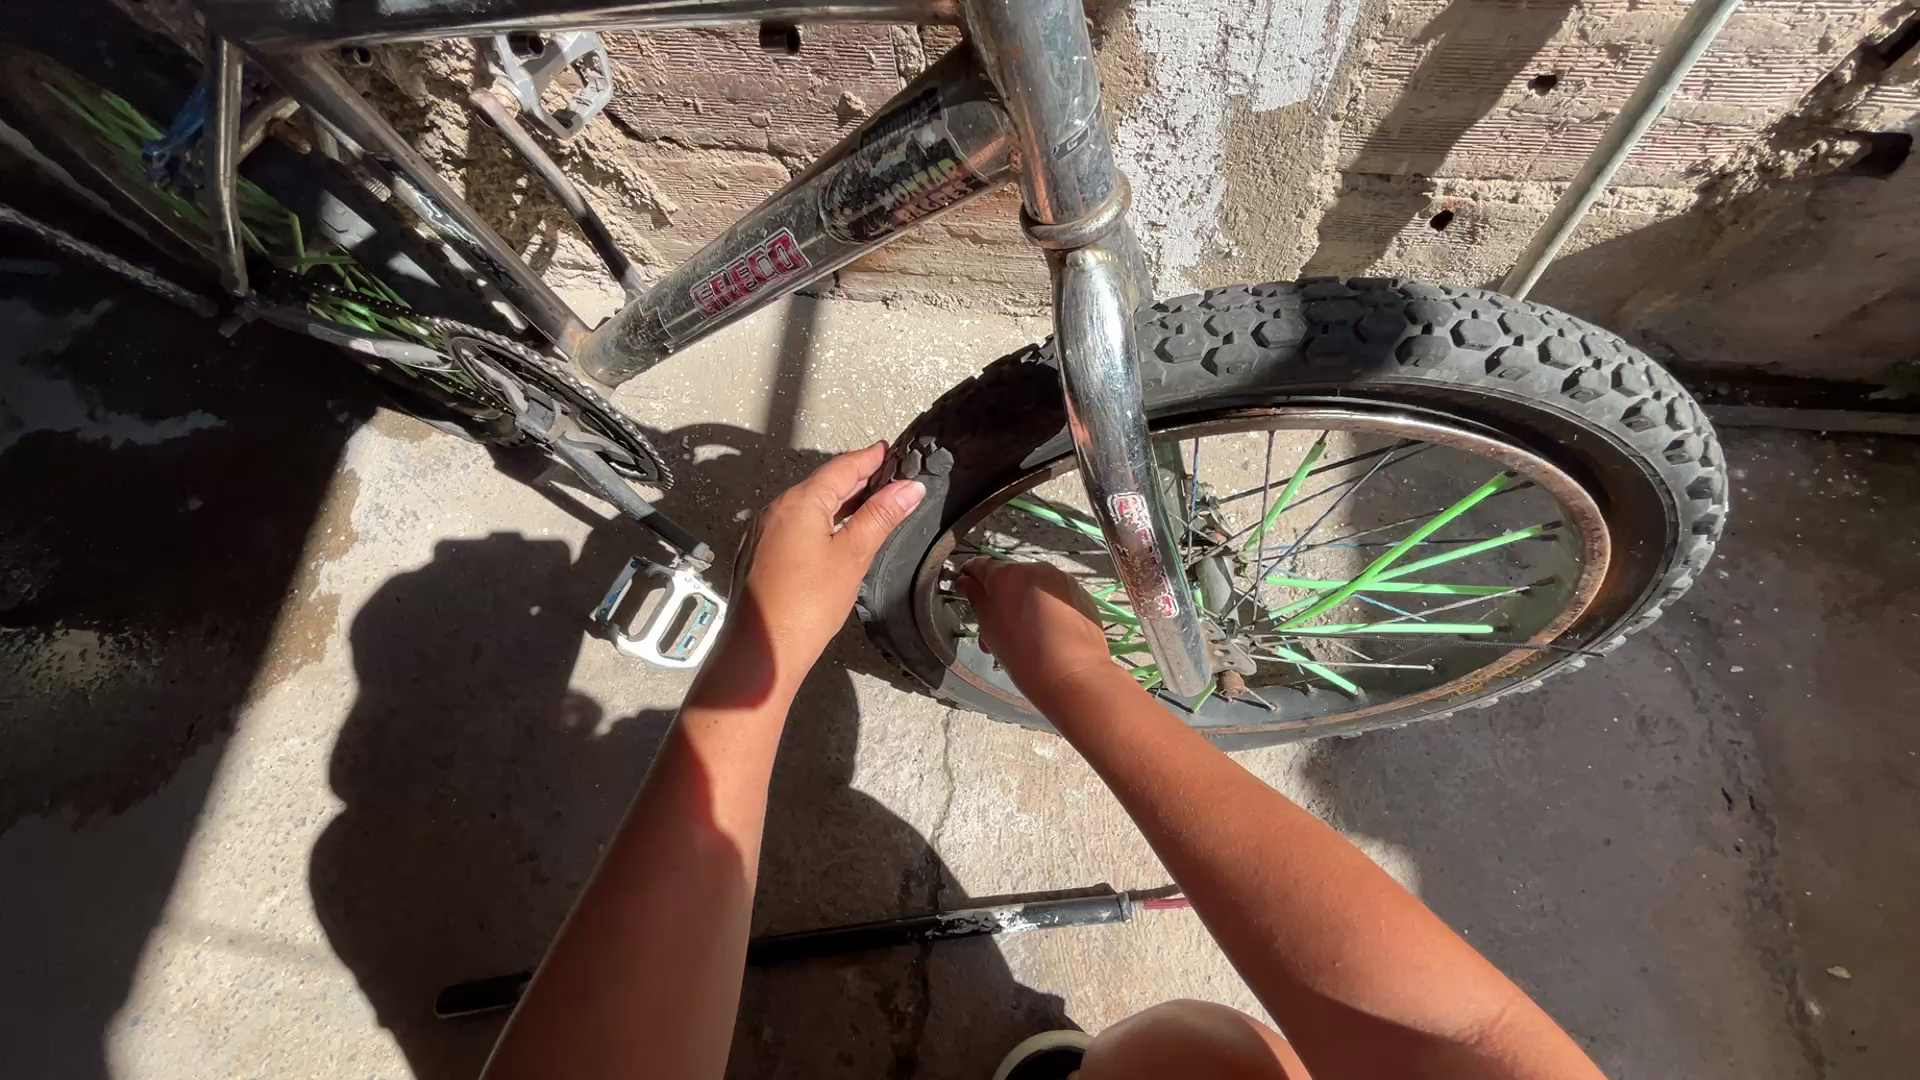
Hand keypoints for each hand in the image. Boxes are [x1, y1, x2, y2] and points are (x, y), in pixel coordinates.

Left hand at [715, 442, 924, 695]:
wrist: (764, 649)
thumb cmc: (810, 602)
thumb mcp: (853, 555)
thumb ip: (880, 517)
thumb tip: (910, 487)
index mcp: (800, 502)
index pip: (842, 467)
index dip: (869, 458)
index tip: (890, 450)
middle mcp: (777, 508)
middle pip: (824, 483)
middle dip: (856, 477)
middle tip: (888, 474)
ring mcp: (766, 530)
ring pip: (809, 503)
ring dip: (840, 499)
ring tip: (871, 500)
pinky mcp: (763, 552)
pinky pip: (797, 522)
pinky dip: (823, 518)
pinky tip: (838, 531)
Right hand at [955, 559, 1119, 707]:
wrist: (1074, 675)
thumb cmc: (1024, 654)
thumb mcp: (989, 628)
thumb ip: (976, 599)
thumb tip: (968, 583)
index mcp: (1006, 575)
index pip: (981, 565)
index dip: (970, 575)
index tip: (966, 585)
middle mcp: (1035, 569)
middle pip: (1010, 577)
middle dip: (1000, 597)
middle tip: (994, 627)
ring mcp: (1061, 579)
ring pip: (1034, 586)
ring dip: (1024, 602)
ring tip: (1023, 635)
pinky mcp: (1080, 593)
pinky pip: (1055, 595)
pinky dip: (1047, 608)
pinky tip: (1047, 633)